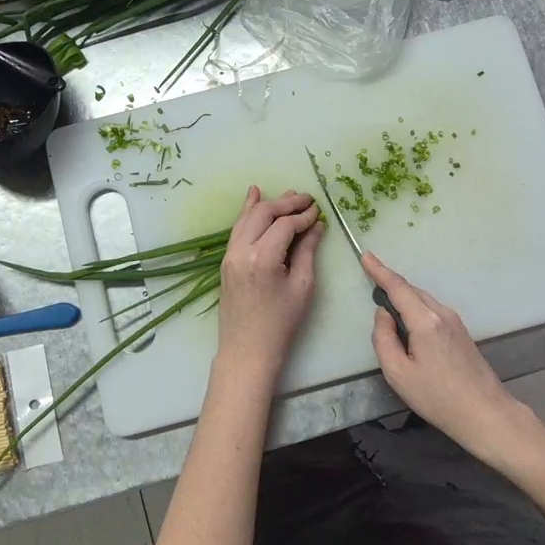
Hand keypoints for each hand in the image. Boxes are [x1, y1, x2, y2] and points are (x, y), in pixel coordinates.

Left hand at [214, 187, 323, 383]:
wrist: (247, 350)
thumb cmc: (280, 323)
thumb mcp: (302, 287)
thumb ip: (308, 251)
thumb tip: (316, 226)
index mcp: (263, 257)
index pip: (285, 225)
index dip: (303, 216)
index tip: (319, 211)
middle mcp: (242, 250)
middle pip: (264, 214)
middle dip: (286, 203)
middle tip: (307, 198)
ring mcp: (230, 255)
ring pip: (247, 218)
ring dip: (267, 204)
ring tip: (288, 195)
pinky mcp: (226, 261)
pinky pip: (237, 229)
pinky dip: (247, 212)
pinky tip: (254, 197)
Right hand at [364, 253, 535, 466]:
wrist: (485, 413)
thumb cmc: (437, 397)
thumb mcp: (398, 373)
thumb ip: (384, 339)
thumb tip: (383, 315)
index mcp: (426, 321)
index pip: (398, 287)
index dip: (380, 271)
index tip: (366, 256)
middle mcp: (443, 314)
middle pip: (412, 291)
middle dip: (391, 284)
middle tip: (371, 282)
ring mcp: (455, 322)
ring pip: (424, 301)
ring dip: (404, 298)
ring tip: (387, 308)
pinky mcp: (461, 333)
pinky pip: (432, 311)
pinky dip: (416, 309)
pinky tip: (409, 325)